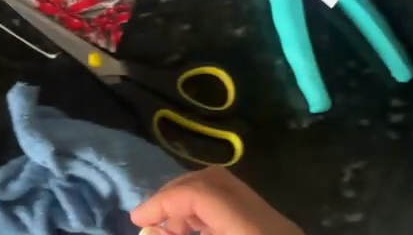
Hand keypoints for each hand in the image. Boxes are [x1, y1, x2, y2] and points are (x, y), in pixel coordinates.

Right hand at [131, 168, 301, 234]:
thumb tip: (148, 229)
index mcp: (255, 226)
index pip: (203, 192)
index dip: (164, 200)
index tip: (137, 219)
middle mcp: (269, 218)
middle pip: (216, 182)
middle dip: (177, 195)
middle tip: (150, 219)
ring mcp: (276, 225)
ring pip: (227, 194)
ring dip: (191, 206)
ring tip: (167, 230)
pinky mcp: (275, 232)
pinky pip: (236, 212)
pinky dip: (209, 218)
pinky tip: (193, 233)